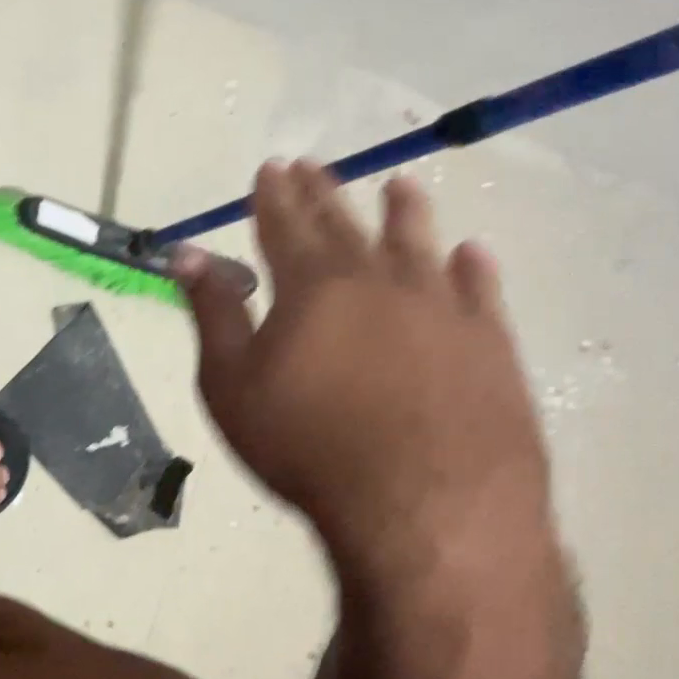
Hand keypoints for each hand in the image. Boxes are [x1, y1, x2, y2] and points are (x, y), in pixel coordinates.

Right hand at [176, 161, 549, 570]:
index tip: (269, 167)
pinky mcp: (492, 351)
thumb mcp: (231, 381)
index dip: (273, 196)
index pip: (285, 225)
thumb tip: (186, 254)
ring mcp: (445, 314)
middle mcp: (381, 284)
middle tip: (313, 164)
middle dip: (324, 193)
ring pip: (420, 246)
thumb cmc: (306, 446)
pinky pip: (482, 294)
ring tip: (400, 186)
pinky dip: (473, 269)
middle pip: (346, 226)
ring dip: (406, 213)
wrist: (428, 514)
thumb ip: (213, 311)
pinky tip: (471, 253)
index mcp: (314, 287)